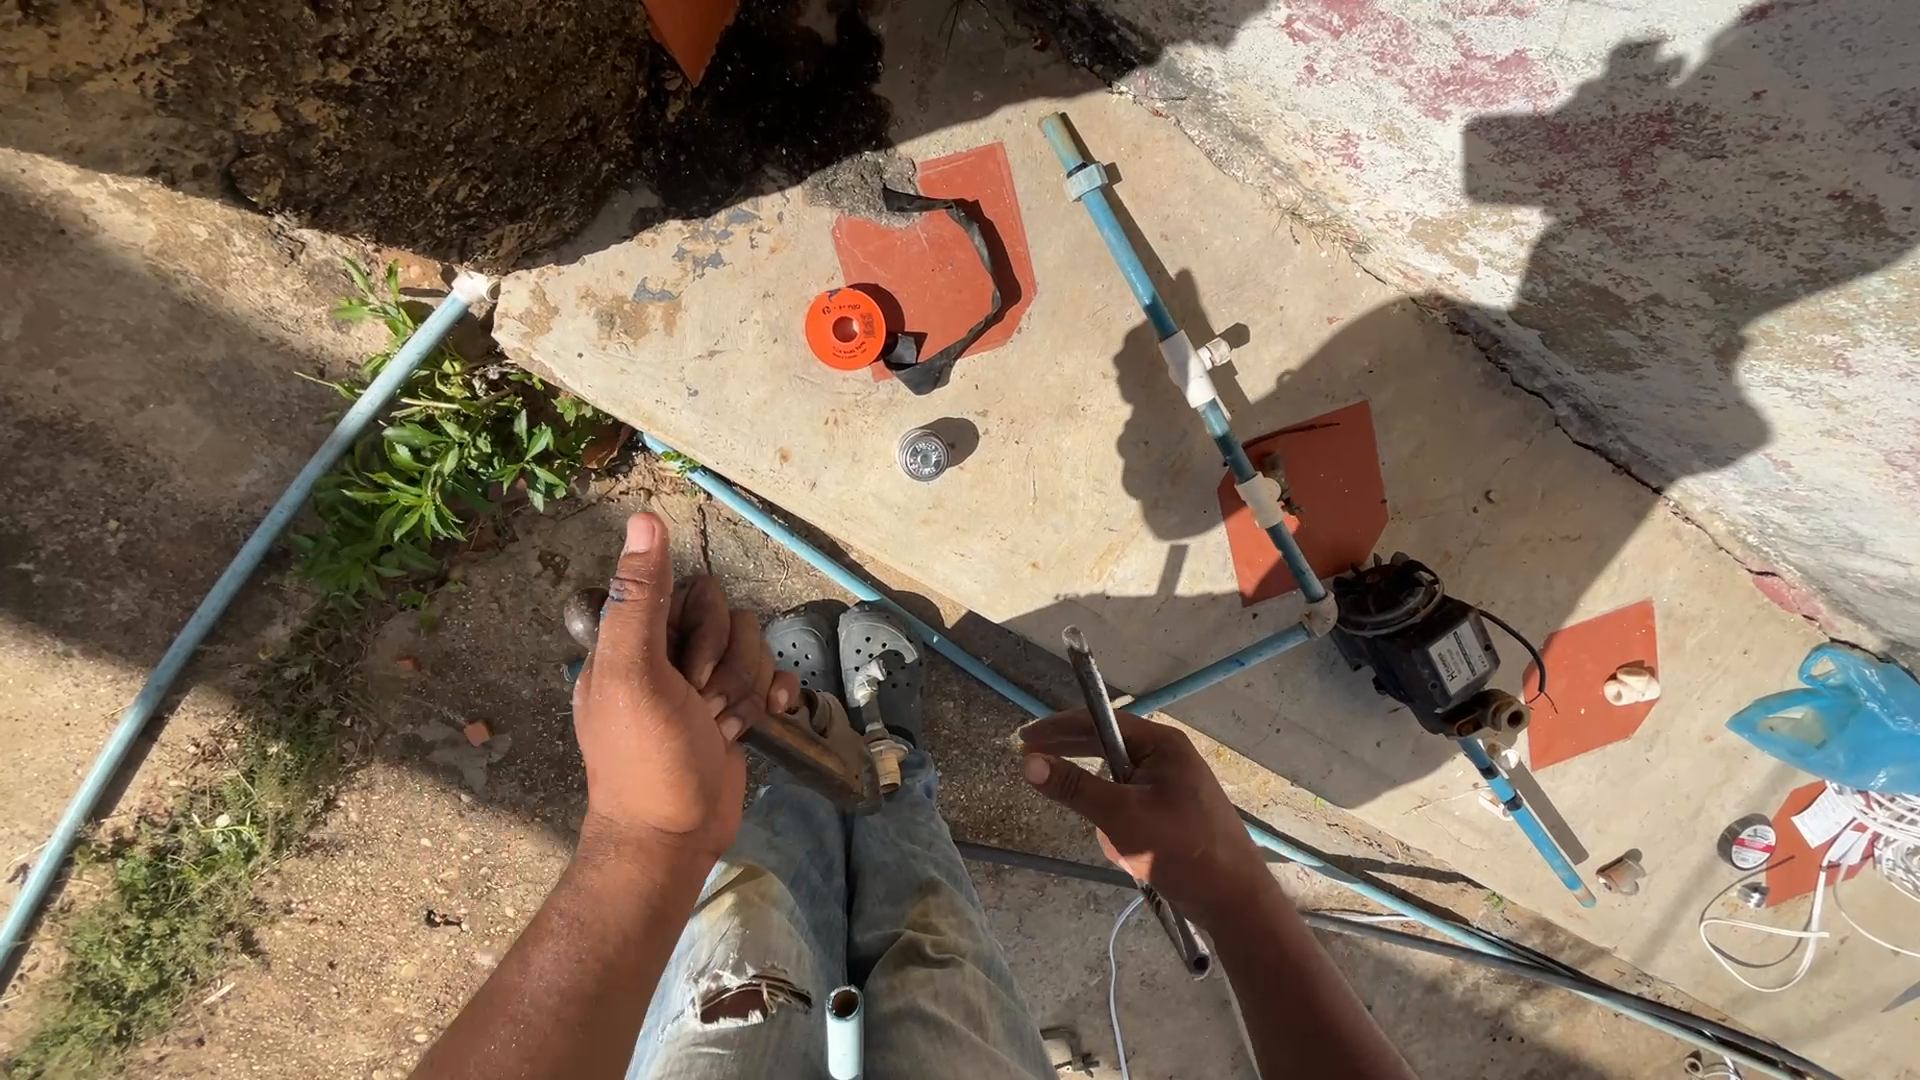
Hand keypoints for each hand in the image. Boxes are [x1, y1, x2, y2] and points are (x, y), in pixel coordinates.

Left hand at [571, 513, 797, 866]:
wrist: (676, 834)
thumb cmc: (647, 759)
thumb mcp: (633, 676)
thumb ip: (639, 599)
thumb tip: (644, 520)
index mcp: (634, 638)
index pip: (690, 591)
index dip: (702, 629)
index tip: (686, 675)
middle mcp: (669, 652)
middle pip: (729, 616)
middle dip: (727, 666)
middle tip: (701, 706)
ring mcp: (704, 680)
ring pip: (753, 645)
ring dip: (746, 688)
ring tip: (723, 726)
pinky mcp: (734, 703)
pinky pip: (770, 673)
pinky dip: (772, 695)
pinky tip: (764, 718)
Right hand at [1020, 711, 1274, 928]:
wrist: (1237, 904)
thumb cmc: (1181, 849)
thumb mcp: (1119, 816)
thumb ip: (1073, 786)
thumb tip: (1028, 762)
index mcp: (1162, 744)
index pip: (1100, 722)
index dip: (1059, 728)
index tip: (1025, 739)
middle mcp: (1168, 758)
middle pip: (1107, 751)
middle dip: (1079, 771)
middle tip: (1034, 768)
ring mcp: (1173, 787)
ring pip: (1117, 788)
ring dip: (1107, 816)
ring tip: (1118, 847)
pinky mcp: (1175, 815)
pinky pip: (1132, 811)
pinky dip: (1122, 830)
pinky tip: (1131, 858)